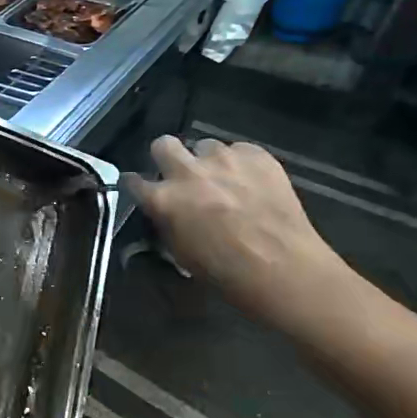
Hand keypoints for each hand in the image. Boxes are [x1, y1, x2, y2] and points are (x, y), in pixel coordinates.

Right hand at [126, 136, 348, 326]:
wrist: (284, 268)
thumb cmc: (227, 273)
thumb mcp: (181, 253)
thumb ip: (167, 224)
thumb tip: (166, 213)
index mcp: (164, 199)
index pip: (133, 181)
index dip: (136, 184)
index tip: (141, 188)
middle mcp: (188, 172)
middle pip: (163, 144)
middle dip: (167, 156)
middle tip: (181, 174)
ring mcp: (223, 158)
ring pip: (206, 146)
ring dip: (209, 162)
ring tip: (225, 180)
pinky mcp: (256, 154)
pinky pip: (240, 151)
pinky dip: (241, 164)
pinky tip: (253, 183)